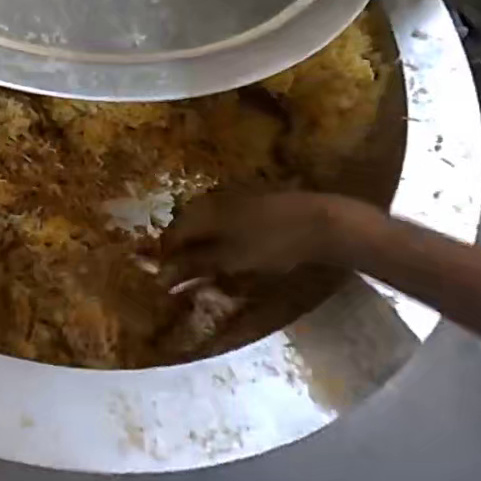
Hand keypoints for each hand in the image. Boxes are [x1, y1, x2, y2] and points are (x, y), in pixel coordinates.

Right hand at [160, 191, 375, 288]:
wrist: (319, 221)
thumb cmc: (270, 242)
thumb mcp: (228, 259)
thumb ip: (194, 265)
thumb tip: (161, 276)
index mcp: (199, 211)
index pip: (170, 236)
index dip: (166, 260)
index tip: (167, 283)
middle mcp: (209, 199)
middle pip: (185, 227)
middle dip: (183, 251)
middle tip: (186, 276)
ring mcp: (231, 197)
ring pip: (205, 222)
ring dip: (201, 244)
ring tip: (207, 267)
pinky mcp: (250, 200)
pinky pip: (222, 219)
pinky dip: (219, 236)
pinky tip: (230, 250)